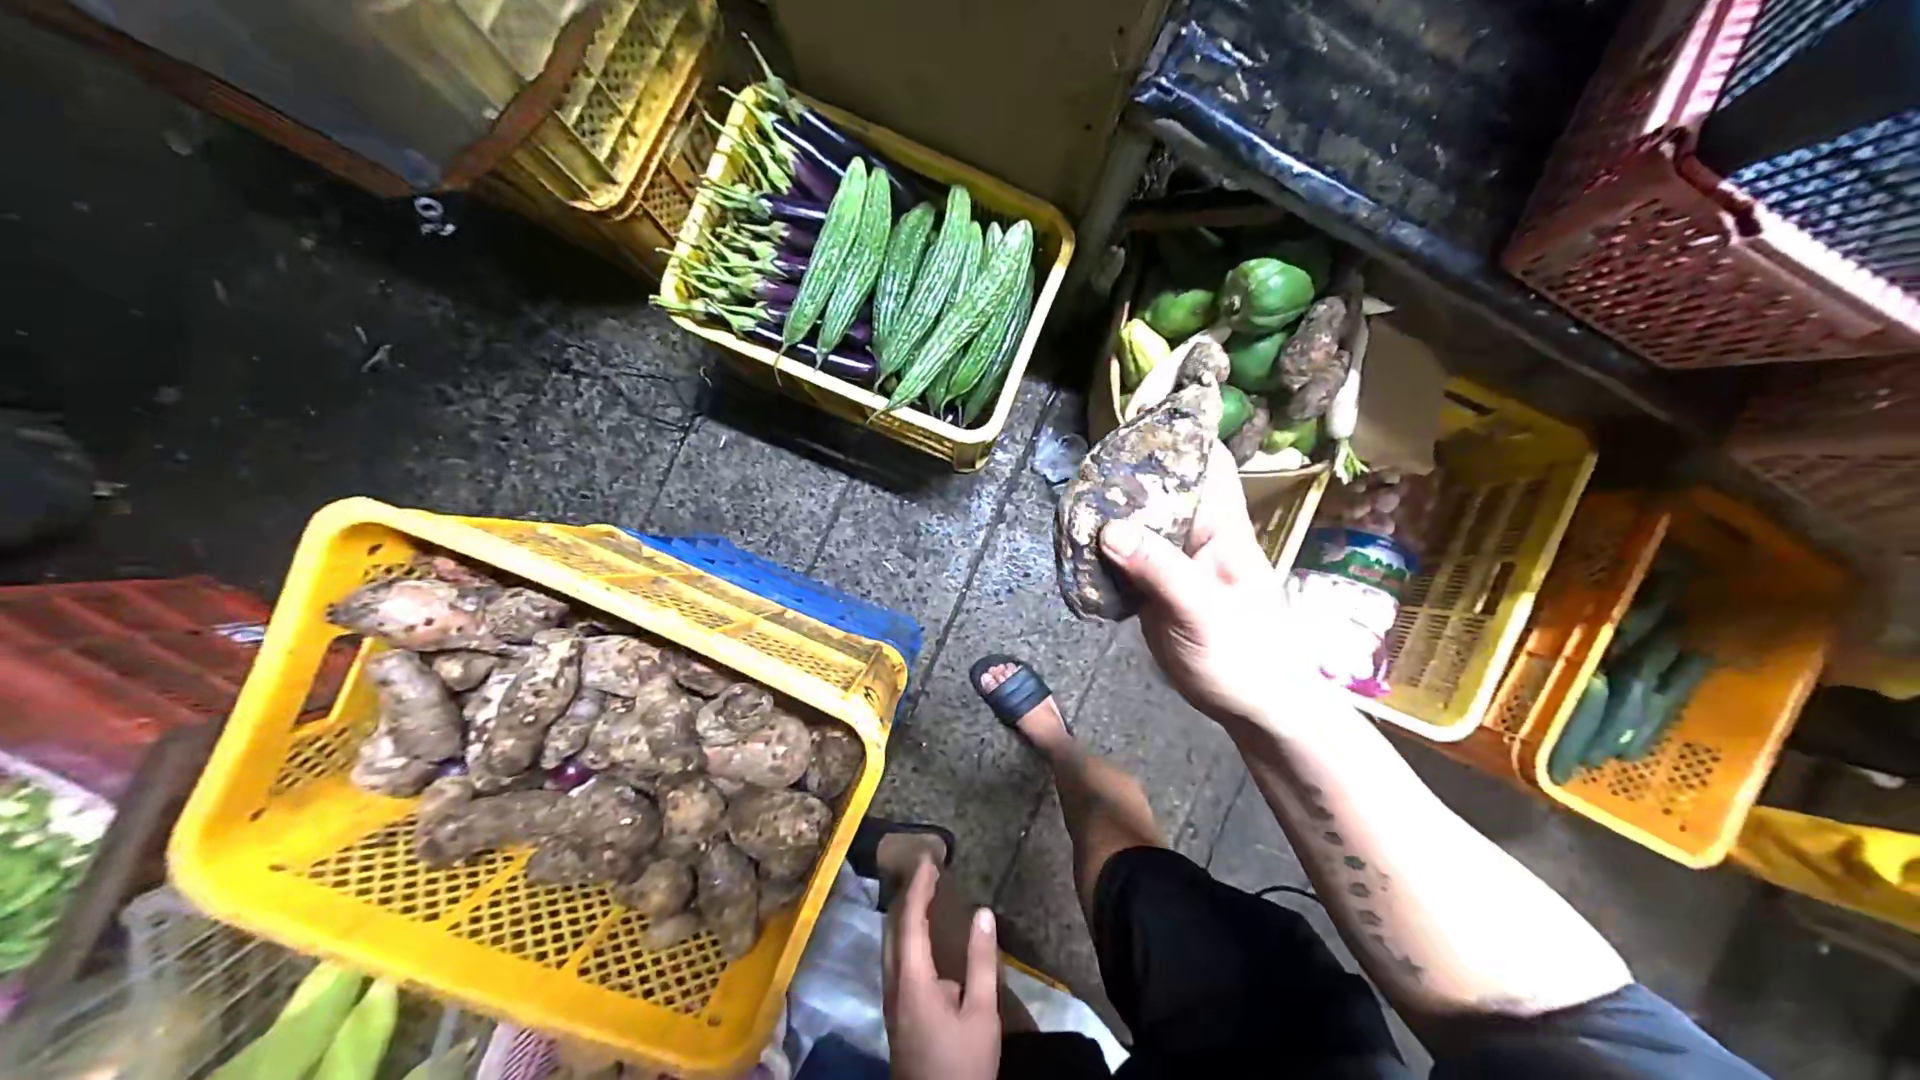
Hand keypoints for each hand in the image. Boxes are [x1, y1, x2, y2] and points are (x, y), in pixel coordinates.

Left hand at [883, 859, 1000, 1079]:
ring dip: (905, 911)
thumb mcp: (981, 1014)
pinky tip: (921, 931)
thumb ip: (981, 961)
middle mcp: (893, 983)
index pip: (910, 920)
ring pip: (890, 941)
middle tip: (928, 867)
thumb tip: (983, 912)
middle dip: (908, 892)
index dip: (919, 886)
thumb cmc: (963, 1064)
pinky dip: (906, 931)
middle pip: (893, 926)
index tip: (930, 859)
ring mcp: (890, 998)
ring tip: (924, 889)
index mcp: (912, 980)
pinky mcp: (895, 1009)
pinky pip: (895, 955)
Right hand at [1100, 443, 1323, 727]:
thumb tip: (1108, 528)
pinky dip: (1104, 546)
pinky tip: (1079, 544)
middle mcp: (1198, 532)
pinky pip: (1127, 553)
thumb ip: (1158, 568)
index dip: (1177, 434)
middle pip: (1163, 486)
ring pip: (1141, 519)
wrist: (1251, 705)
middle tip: (1085, 467)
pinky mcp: (1156, 583)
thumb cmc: (1243, 656)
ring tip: (1073, 500)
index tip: (1135, 421)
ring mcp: (1175, 558)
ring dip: (1111, 509)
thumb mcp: (1200, 611)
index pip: (1205, 461)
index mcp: (1222, 526)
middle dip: (1127, 472)